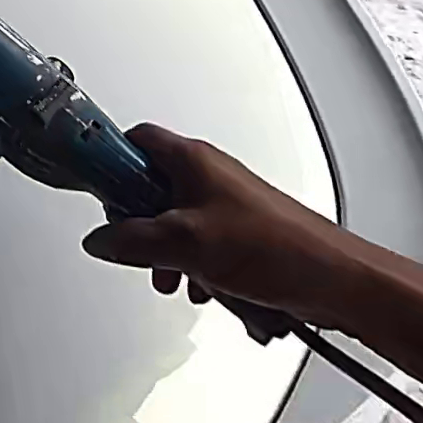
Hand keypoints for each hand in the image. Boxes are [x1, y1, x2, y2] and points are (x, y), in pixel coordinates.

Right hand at [81, 124, 359, 327]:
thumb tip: (101, 240)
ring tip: (169, 274)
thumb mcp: (185, 243)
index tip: (92, 180)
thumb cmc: (274, 245)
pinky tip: (198, 285)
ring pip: (171, 214)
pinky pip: (196, 236)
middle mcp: (205, 171)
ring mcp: (221, 199)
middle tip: (130, 240)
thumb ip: (133, 242)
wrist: (331, 278)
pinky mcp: (236, 227)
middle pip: (149, 181)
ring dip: (162, 246)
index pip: (135, 138)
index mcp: (191, 158)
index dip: (109, 155)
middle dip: (136, 217)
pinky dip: (189, 259)